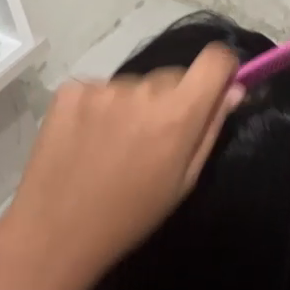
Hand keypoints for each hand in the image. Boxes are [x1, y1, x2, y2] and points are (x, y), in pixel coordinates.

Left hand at [1, 43, 243, 282]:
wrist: (55, 231)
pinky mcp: (70, 90)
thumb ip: (210, 129)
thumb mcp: (184, 181)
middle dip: (171, 100)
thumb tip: (234, 90)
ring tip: (113, 147)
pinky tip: (87, 141)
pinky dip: (99, 108)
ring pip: (134, 85)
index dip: (221, 69)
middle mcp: (143, 89)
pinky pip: (99, 90)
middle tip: (152, 141)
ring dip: (132, 106)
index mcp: (178, 113)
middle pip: (172, 76)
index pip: (215, 59)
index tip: (214, 88)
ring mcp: (103, 87)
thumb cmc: (130, 215)